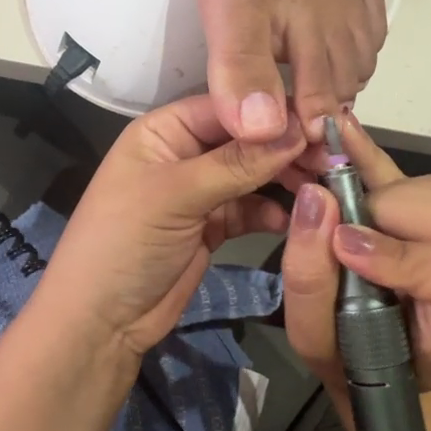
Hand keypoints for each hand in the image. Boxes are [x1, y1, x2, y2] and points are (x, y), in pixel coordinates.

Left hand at [36, 96, 305, 357]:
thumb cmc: (125, 242)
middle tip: (330, 159)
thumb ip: (236, 164)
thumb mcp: (176, 195)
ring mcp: (199, 190)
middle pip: (244, 139)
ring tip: (320, 187)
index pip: (226, 106)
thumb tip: (295, 132)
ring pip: (252, 174)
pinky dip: (272, 212)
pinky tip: (293, 219)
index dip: (271, 114)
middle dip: (283, 149)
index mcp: (164, 130)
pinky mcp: (212, 225)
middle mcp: (183, 152)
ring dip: (283, 180)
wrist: (100, 323)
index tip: (320, 124)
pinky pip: (250, 209)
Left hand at [189, 0, 387, 144]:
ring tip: (299, 90)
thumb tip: (265, 142)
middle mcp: (351, 15)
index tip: (289, 170)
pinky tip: (313, 16)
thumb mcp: (233, 3)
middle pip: (344, 82)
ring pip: (351, 41)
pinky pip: (348, 1)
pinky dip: (333, 24)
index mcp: (326, 38)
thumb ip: (247, 71)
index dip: (308, 144)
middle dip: (321, 113)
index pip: (326, 112)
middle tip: (289, 133)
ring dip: (329, 70)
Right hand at [279, 112, 430, 391]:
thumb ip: (311, 279)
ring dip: (386, 192)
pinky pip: (417, 179)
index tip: (345, 246)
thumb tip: (315, 199)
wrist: (372, 367)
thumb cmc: (345, 363)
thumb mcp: (313, 340)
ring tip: (341, 200)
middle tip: (338, 221)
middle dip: (390, 212)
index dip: (401, 255)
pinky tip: (344, 130)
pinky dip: (376, 157)